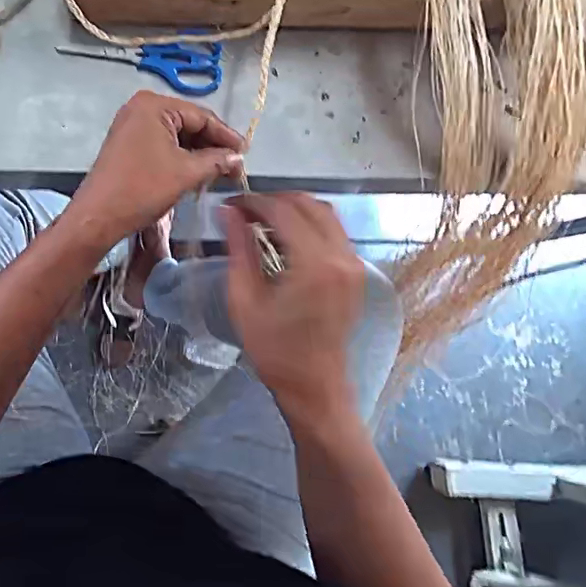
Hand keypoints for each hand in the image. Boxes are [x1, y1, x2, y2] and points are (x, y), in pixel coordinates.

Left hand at [68, 92, 245, 245]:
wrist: (98, 216)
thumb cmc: (142, 189)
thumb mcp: (186, 173)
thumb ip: (216, 161)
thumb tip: (237, 158)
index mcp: (154, 105)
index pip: (202, 116)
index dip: (226, 136)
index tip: (245, 153)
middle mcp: (141, 107)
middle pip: (189, 124)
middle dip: (212, 146)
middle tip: (234, 166)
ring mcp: (132, 124)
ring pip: (177, 135)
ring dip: (198, 154)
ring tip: (220, 172)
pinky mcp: (127, 143)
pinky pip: (162, 143)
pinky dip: (181, 157)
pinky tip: (197, 172)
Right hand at [220, 193, 364, 424]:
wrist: (314, 386)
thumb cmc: (275, 351)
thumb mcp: (245, 301)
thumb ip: (238, 250)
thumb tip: (229, 213)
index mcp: (314, 265)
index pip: (284, 211)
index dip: (254, 202)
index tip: (230, 205)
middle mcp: (341, 257)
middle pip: (308, 204)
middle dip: (273, 200)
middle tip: (244, 211)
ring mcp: (354, 263)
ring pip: (325, 213)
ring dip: (293, 208)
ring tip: (263, 220)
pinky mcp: (356, 272)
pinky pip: (335, 230)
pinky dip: (310, 223)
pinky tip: (286, 236)